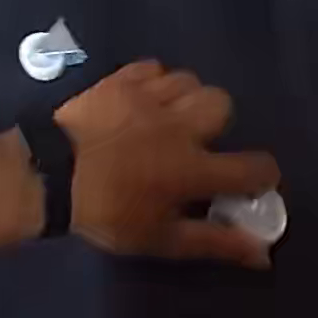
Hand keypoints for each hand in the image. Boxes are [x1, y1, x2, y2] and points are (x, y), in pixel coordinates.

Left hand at [54, 60, 282, 268]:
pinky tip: (145, 96)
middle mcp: (177, 125)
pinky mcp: (120, 79)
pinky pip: (152, 66)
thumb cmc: (108, 211)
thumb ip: (215, 242)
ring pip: (187, 79)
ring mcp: (147, 96)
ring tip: (171, 114)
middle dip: (218, 120)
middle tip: (200, 137)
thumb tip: (261, 251)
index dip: (263, 171)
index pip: (250, 166)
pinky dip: (155, 79)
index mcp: (192, 168)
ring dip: (186, 96)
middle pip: (221, 102)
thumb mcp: (162, 239)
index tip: (257, 175)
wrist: (54, 171)